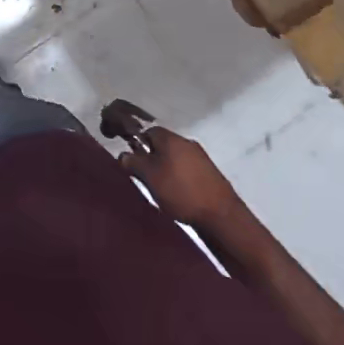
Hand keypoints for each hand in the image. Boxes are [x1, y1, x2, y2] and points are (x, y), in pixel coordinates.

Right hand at [118, 127, 241, 229]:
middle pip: (162, 144)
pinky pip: (186, 168)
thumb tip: (123, 154)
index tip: (132, 161)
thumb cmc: (180, 191)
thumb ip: (134, 162)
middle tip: (143, 177)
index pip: (148, 131)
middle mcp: (187, 142)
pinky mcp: (209, 172)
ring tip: (159, 188)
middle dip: (151, 158)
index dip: (137, 143)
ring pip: (174, 157)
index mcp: (171, 138)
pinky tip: (177, 193)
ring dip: (165, 168)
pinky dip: (178, 177)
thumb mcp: (150, 177)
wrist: (219, 214)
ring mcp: (200, 157)